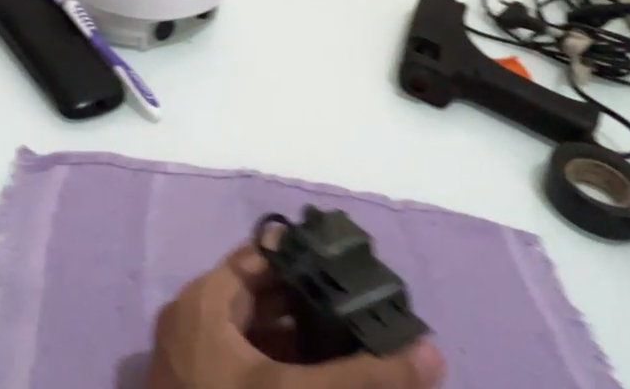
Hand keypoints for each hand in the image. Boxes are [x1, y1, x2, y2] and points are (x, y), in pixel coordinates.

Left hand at [146, 245, 446, 388]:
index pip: (265, 254)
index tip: (358, 262)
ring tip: (361, 333)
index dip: (310, 254)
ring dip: (308, 333)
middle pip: (266, 291)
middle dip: (318, 297)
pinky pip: (254, 361)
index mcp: (205, 301)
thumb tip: (431, 354)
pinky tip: (330, 370)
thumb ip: (360, 377)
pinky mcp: (209, 386)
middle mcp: (198, 320)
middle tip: (371, 302)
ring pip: (264, 329)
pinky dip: (291, 362)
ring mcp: (200, 359)